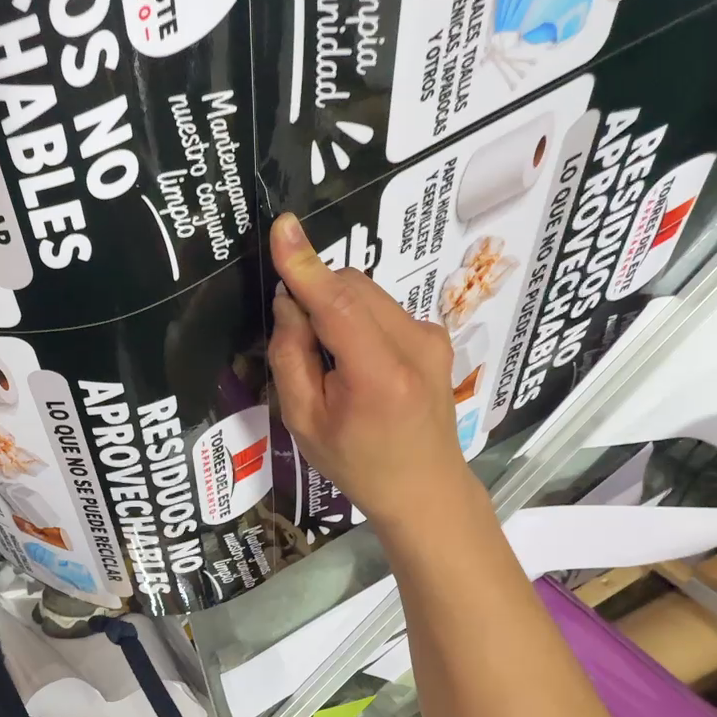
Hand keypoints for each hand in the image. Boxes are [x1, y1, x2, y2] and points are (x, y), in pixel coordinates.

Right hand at [266, 214, 479, 526]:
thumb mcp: (303, 420)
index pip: (336, 304)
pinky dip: (351, 317)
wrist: (424, 488)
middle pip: (350, 287)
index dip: (305, 265)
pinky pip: (377, 306)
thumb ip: (291, 358)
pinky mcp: (433, 334)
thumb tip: (289, 303)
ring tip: (327, 360)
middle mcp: (413, 344)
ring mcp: (430, 336)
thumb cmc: (356, 463)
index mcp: (378, 375)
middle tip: (298, 345)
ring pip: (364, 291)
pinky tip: (350, 358)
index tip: (283, 228)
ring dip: (331, 306)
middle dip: (312, 296)